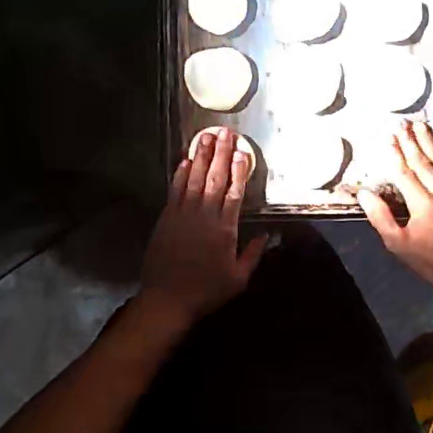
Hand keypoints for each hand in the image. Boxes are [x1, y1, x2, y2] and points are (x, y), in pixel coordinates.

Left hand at [138, 127, 267, 324]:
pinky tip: (185, 160)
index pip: (234, 192)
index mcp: (224, 229)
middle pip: (214, 178)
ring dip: (201, 156)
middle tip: (226, 132)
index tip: (242, 152)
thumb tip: (266, 236)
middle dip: (221, 154)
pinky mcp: (166, 218)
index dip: (239, 170)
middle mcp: (204, 215)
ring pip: (193, 179)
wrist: (167, 299)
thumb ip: (253, 255)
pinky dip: (180, 173)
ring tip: (206, 136)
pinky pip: (175, 189)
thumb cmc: (207, 291)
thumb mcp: (238, 279)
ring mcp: (182, 214)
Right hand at [358, 121, 432, 293]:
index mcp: (423, 205)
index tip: (388, 137)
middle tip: (402, 122)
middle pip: (423, 162)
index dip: (395, 154)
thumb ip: (381, 217)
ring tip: (420, 125)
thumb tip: (366, 194)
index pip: (405, 173)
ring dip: (429, 142)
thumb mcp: (398, 245)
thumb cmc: (430, 261)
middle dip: (411, 141)